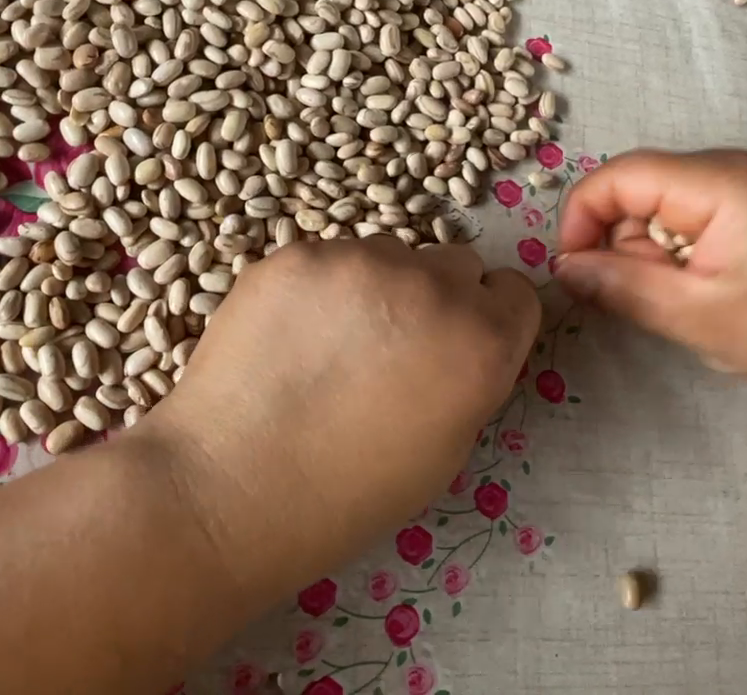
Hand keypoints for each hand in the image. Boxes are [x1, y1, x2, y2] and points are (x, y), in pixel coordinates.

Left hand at [144, 237, 539, 592]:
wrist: (232, 488)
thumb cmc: (349, 493)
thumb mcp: (446, 448)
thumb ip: (471, 375)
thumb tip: (462, 337)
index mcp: (482, 340)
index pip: (514, 292)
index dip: (490, 318)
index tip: (460, 340)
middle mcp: (431, 285)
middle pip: (457, 264)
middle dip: (439, 297)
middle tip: (394, 344)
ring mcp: (360, 259)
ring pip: (390, 254)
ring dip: (378, 286)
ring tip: (331, 343)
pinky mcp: (299, 252)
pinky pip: (331, 257)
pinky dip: (322, 286)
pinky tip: (291, 334)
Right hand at [555, 149, 746, 404]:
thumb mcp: (701, 319)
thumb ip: (622, 288)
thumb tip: (563, 267)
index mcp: (718, 180)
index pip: (617, 176)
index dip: (580, 219)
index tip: (574, 273)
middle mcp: (729, 167)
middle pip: (636, 192)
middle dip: (622, 246)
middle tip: (655, 302)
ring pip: (659, 210)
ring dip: (653, 257)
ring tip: (692, 304)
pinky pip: (690, 220)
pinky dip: (680, 257)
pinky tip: (710, 293)